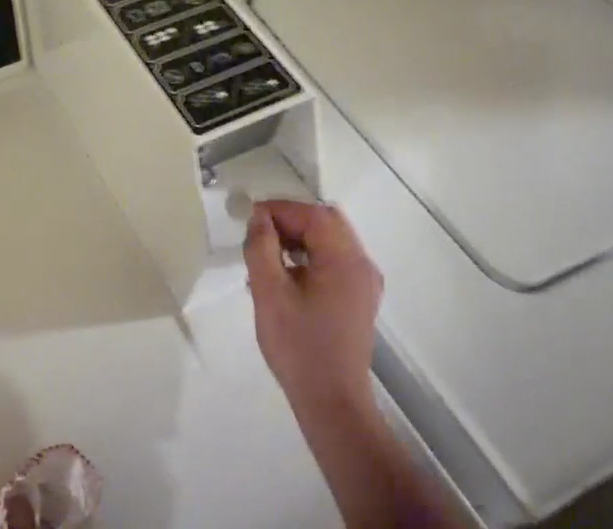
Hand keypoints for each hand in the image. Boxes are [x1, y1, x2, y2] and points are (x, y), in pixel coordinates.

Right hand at [243, 199, 384, 418]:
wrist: (332, 402)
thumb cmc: (298, 346)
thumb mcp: (269, 293)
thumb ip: (261, 248)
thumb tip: (259, 218)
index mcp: (345, 260)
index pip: (313, 215)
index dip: (280, 209)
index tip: (249, 218)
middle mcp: (361, 266)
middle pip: (326, 223)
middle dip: (290, 220)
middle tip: (257, 232)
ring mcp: (363, 284)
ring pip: (330, 242)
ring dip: (298, 239)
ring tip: (264, 255)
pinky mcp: (357, 300)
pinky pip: (333, 262)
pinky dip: (308, 257)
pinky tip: (282, 276)